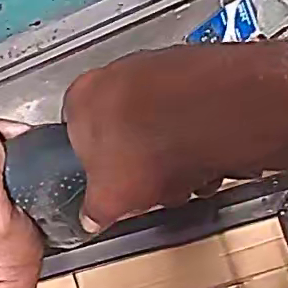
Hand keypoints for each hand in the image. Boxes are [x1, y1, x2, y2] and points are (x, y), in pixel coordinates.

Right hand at [63, 46, 273, 230]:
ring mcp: (158, 71)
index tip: (113, 187)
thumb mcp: (107, 199)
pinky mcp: (198, 76)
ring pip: (163, 127)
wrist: (205, 119)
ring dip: (175, 158)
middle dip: (144, 167)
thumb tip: (93, 217)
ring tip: (185, 180)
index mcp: (80, 99)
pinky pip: (195, 118)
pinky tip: (208, 162)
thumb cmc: (149, 143)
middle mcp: (116, 75)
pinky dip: (201, 141)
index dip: (100, 170)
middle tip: (153, 189)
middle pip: (126, 135)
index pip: (79, 139)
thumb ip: (95, 209)